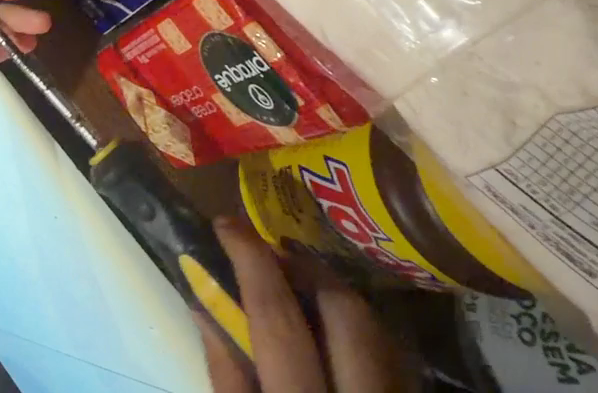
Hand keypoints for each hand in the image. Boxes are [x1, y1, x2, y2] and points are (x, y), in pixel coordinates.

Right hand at [199, 217, 410, 392]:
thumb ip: (227, 374)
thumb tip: (204, 303)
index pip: (277, 318)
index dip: (250, 261)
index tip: (225, 224)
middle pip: (344, 311)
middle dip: (306, 267)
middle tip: (269, 250)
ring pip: (377, 328)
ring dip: (333, 295)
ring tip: (297, 283)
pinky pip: (392, 355)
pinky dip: (358, 330)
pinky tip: (331, 328)